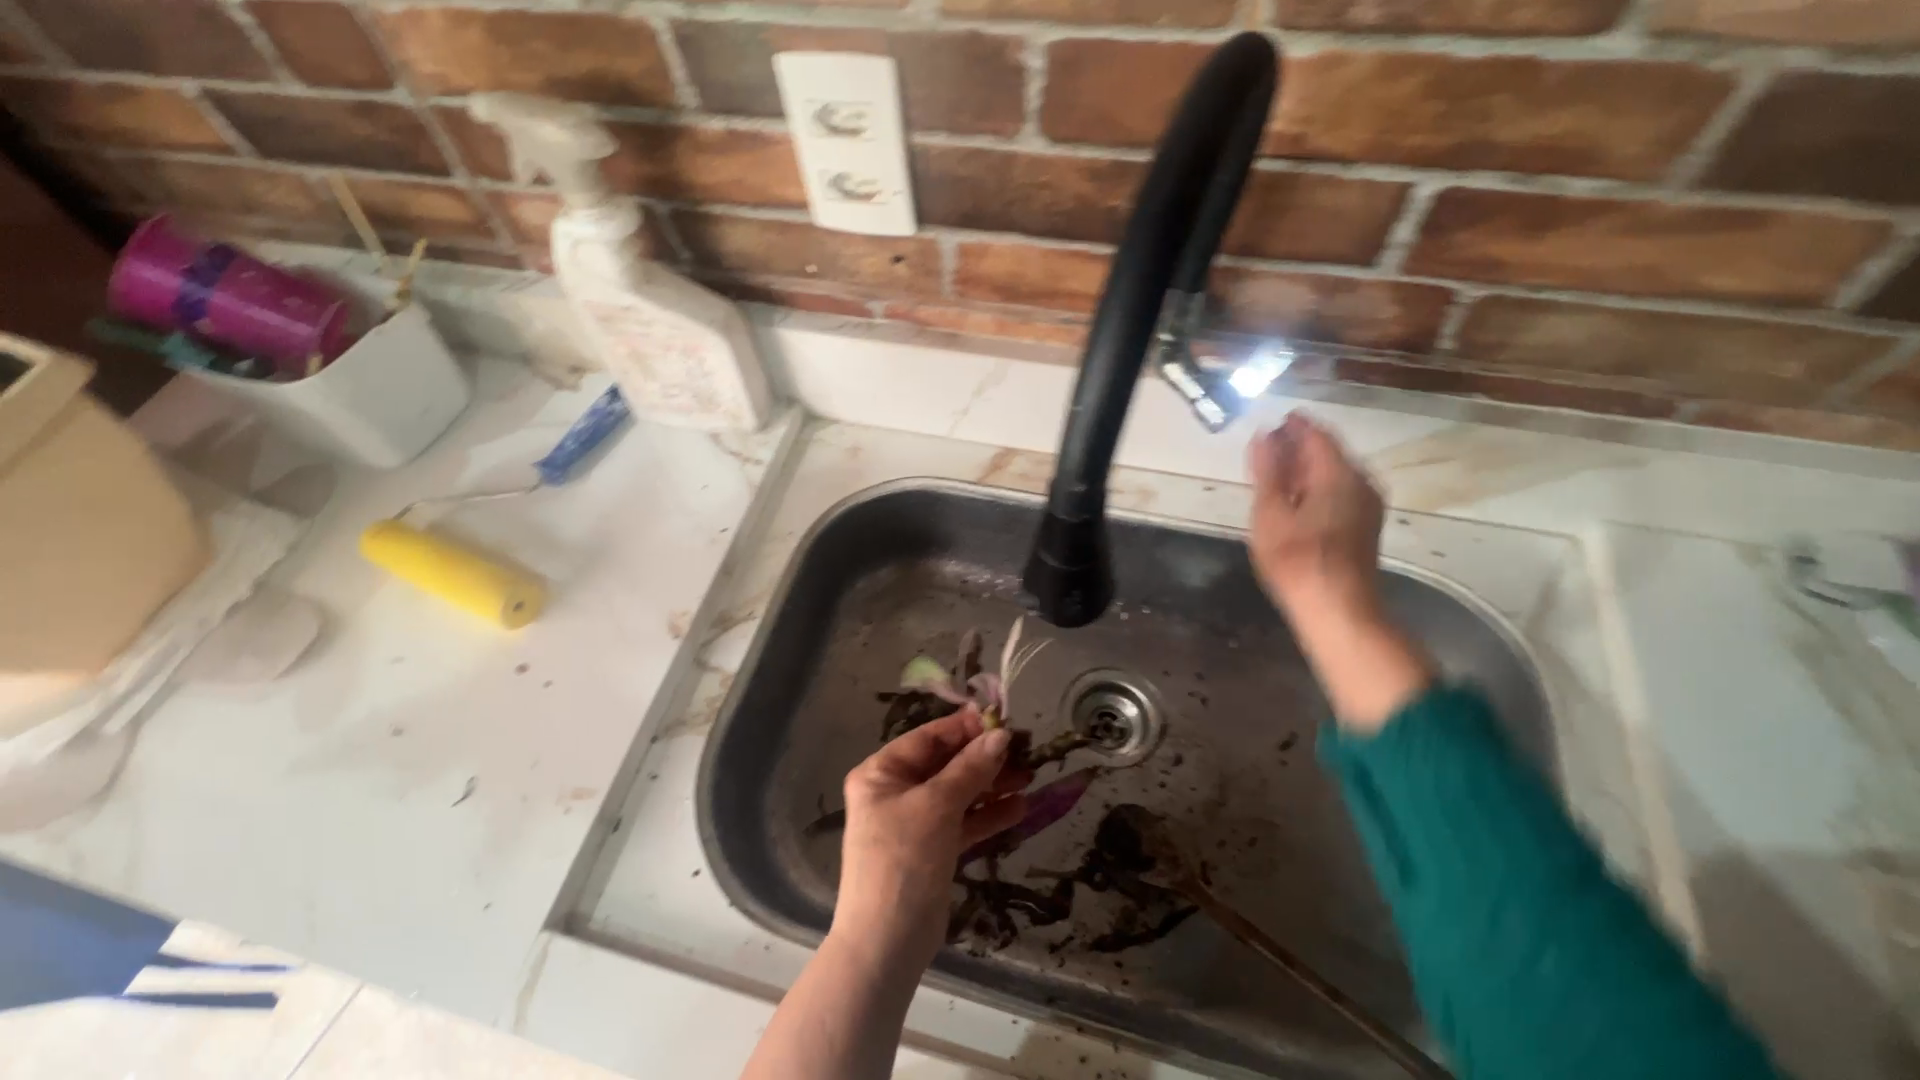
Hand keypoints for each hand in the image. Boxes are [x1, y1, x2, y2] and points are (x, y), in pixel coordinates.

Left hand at [835, 707, 1031, 959]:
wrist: (887, 941)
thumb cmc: (903, 860)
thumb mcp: (937, 807)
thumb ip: (970, 769)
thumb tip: (1001, 736)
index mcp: (882, 772)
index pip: (928, 737)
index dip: (966, 728)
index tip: (1006, 721)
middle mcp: (895, 791)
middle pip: (946, 763)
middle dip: (985, 757)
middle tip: (1027, 751)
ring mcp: (914, 821)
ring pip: (959, 792)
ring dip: (993, 784)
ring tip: (1031, 775)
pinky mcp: (933, 848)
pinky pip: (964, 821)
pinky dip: (989, 814)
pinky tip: (1021, 807)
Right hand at [1247, 412, 1385, 616]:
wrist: (1339, 610)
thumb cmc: (1298, 561)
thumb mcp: (1270, 513)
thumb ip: (1267, 471)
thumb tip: (1263, 435)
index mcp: (1339, 473)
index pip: (1316, 434)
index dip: (1294, 425)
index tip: (1272, 422)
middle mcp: (1361, 482)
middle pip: (1328, 453)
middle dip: (1298, 447)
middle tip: (1267, 449)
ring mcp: (1367, 506)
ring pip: (1334, 474)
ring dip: (1306, 469)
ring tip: (1274, 475)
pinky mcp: (1364, 526)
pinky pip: (1339, 492)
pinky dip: (1316, 487)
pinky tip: (1295, 501)